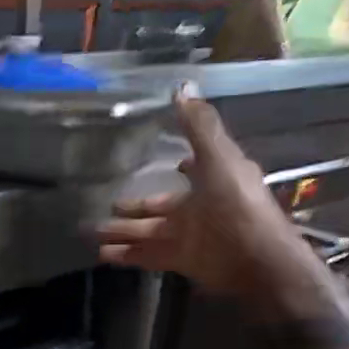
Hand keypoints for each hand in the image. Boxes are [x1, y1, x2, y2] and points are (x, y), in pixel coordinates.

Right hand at [97, 90, 298, 294]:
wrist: (256, 261)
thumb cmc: (238, 205)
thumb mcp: (218, 158)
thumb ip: (198, 127)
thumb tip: (181, 87)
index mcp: (215, 178)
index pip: (194, 168)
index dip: (183, 164)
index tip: (167, 159)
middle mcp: (201, 206)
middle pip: (160, 205)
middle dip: (134, 205)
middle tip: (106, 204)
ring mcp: (189, 236)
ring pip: (148, 231)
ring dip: (122, 231)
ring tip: (91, 231)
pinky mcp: (181, 260)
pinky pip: (148, 255)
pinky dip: (127, 255)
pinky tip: (103, 253)